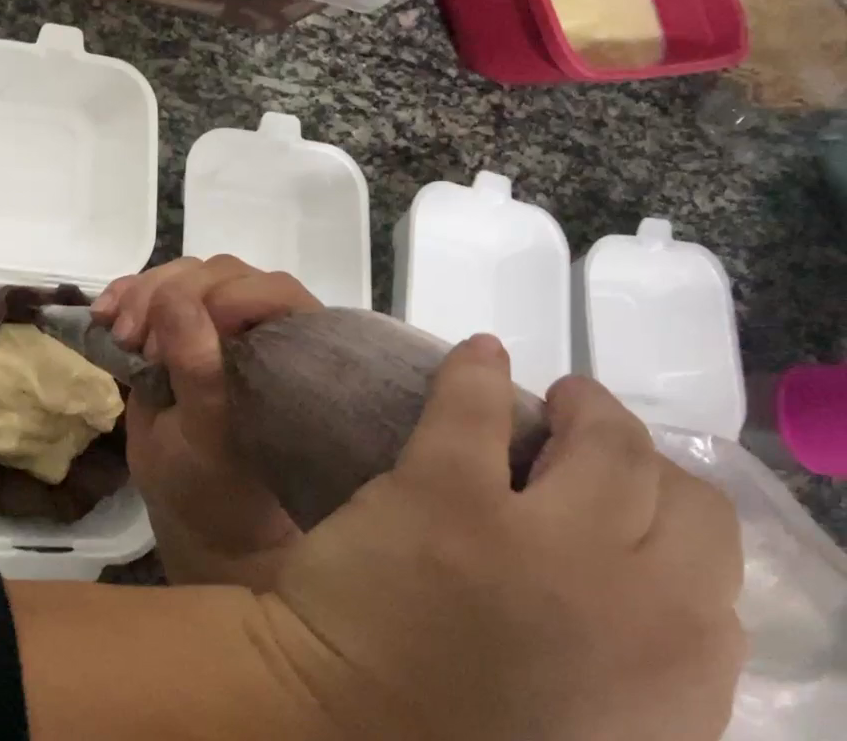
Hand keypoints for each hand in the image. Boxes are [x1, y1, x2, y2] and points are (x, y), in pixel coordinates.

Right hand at [92, 256, 320, 587]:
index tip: (170, 344)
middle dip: (166, 296)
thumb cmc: (218, 485)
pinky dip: (122, 295)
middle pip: (216, 275)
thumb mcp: (206, 434)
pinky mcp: (177, 328)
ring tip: (118, 334)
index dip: (217, 300)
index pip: (267, 291)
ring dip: (140, 295)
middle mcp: (261, 327)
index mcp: (293, 351)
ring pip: (181, 276)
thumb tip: (173, 297)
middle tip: (131, 340)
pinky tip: (100, 315)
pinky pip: (150, 290)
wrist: (195, 513)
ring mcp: (216, 323)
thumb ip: (198, 367)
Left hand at [259, 336, 746, 740]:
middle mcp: (640, 602)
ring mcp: (541, 540)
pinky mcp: (445, 494)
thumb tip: (662, 589)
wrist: (343, 722)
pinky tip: (477, 352)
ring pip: (600, 443)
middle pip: (672, 491)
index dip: (668, 510)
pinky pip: (476, 408)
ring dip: (582, 406)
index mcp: (685, 667)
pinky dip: (477, 371)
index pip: (713, 555)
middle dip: (637, 451)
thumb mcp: (602, 720)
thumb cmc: (459, 726)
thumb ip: (646, 658)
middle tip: (587, 424)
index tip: (624, 491)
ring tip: (552, 392)